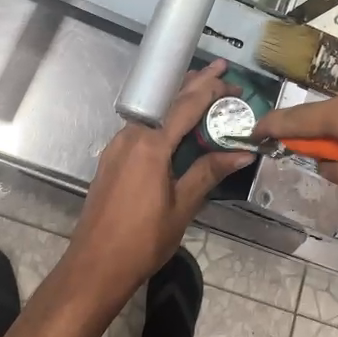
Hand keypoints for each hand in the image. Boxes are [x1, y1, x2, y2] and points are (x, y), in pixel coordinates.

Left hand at [65, 61, 254, 299]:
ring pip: (152, 112)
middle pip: (166, 100)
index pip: (185, 105)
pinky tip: (176, 126)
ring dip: (177, 100)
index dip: (210, 89)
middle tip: (220, 71)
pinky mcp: (112, 159)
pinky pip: (141, 127)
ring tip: (202, 91)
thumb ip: (209, 173)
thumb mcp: (182, 207)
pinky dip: (162, 119)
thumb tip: (242, 153)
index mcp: (150, 144)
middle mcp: (131, 136)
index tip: (232, 79)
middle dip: (194, 84)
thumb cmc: (143, 240)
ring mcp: (117, 146)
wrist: (95, 266)